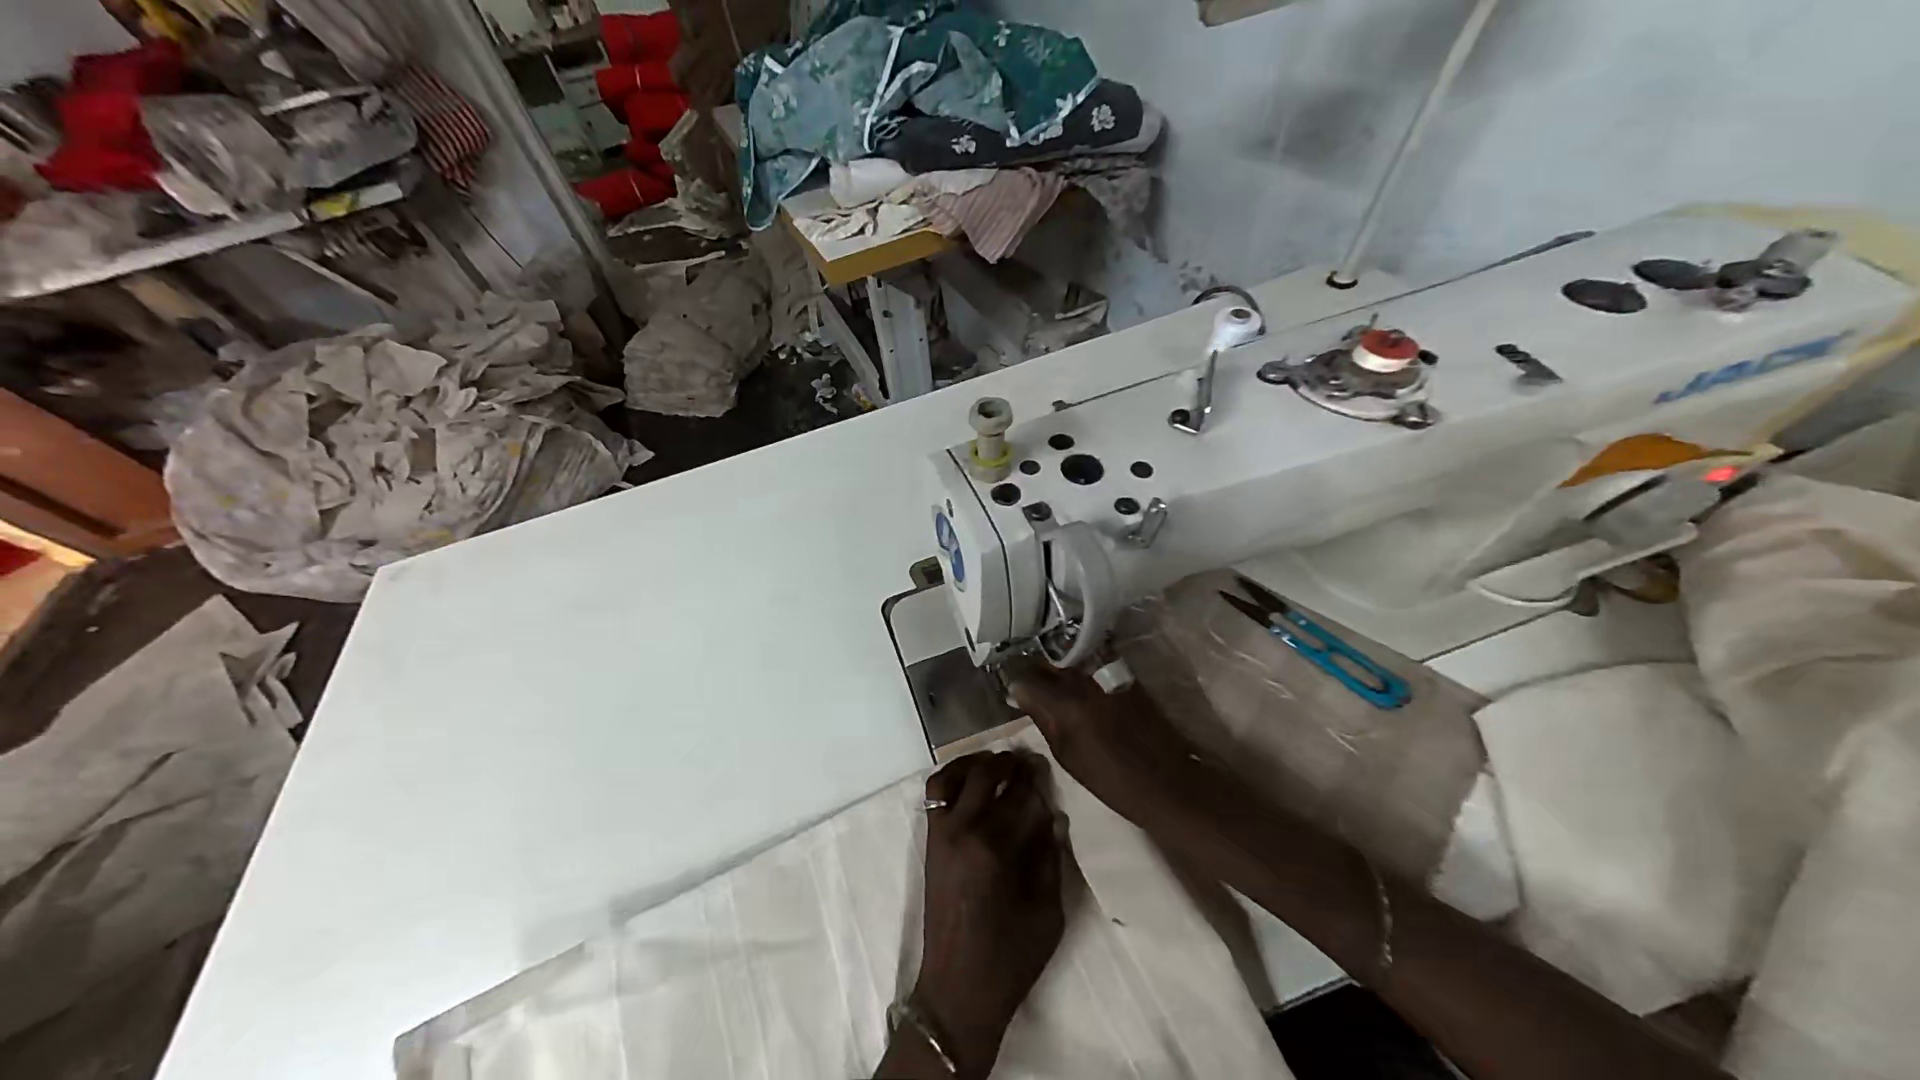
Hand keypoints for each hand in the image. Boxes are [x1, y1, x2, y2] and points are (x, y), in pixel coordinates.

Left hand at [908, 751, 1066, 1078]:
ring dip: (977, 763)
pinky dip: (952, 776)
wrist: (958, 990)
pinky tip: (972, 781)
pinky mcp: (929, 842)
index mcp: (995, 848)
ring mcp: (941, 834)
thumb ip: (1050, 857)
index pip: (1021, 796)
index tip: (1047, 768)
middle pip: (987, 776)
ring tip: (999, 764)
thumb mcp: (1048, 912)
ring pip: (953, 775)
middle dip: (1011, 764)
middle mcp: (963, 831)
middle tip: (1028, 762)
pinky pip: (935, 793)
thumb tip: (1052, 815)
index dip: (1037, 779)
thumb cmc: (1010, 958)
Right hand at [1009, 663, 1208, 825]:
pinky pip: (1092, 656)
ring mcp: (1107, 672)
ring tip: (1047, 668)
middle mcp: (1084, 680)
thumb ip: (1043, 719)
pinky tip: (1075, 672)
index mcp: (1065, 704)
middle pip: (1048, 659)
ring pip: (1070, 653)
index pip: (1026, 677)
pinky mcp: (1124, 672)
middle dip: (1034, 662)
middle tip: (1025, 672)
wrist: (1167, 780)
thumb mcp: (1067, 755)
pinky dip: (1079, 660)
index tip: (1009, 682)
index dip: (1014, 678)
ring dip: (1056, 658)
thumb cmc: (1111, 779)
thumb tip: (1020, 694)